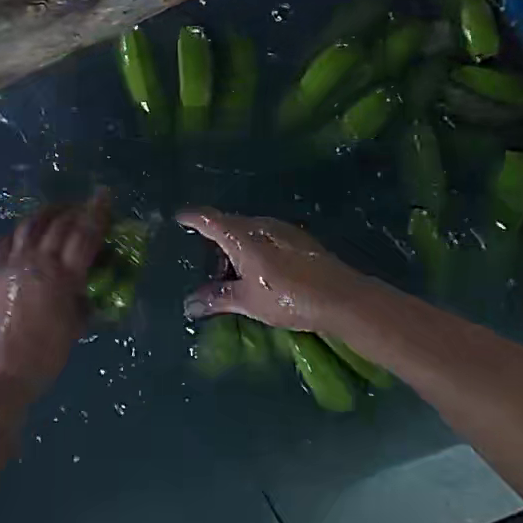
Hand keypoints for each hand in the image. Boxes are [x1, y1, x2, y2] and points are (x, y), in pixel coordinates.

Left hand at [0, 192, 110, 396]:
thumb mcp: (78, 324)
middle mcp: (37, 261)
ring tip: (58, 211)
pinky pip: (7, 239)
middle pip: (59, 224)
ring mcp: (13, 262)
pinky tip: (27, 231)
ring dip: (48, 213)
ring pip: (30, 224)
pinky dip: (20, 230)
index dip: (97, 213)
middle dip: (75, 210)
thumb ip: (85, 295)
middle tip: (86, 206)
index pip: (84, 234)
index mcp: (63, 276)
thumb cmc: (47, 352)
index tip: (104, 196)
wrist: (4, 366)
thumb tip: (92, 279)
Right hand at [178, 208, 368, 332]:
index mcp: (241, 235)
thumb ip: (217, 298)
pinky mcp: (298, 241)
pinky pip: (265, 238)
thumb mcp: (248, 301)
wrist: (344, 299)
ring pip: (248, 232)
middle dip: (214, 240)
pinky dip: (254, 250)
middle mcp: (259, 225)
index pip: (208, 218)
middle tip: (205, 264)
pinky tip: (259, 273)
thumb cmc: (288, 297)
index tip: (178, 217)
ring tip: (232, 275)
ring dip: (236, 248)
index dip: (191, 217)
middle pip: (228, 224)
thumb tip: (189, 304)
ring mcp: (281, 230)